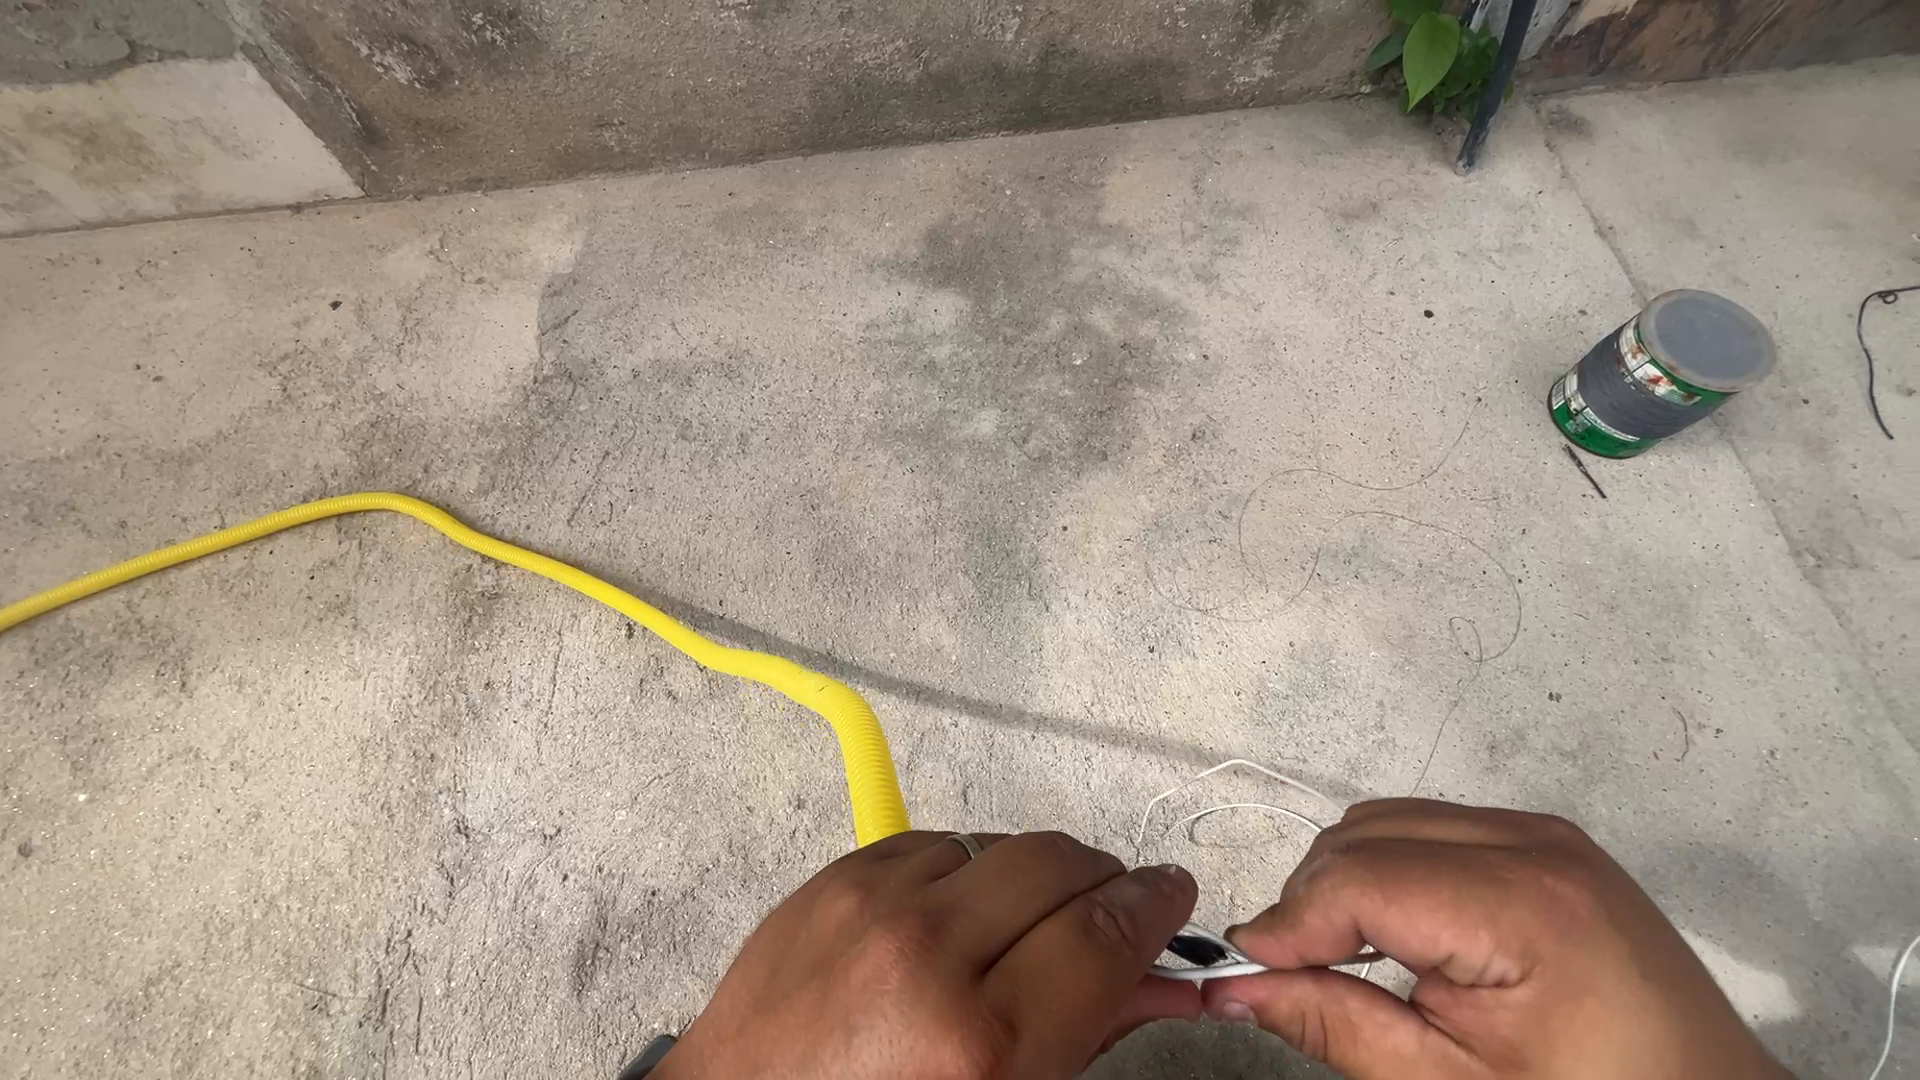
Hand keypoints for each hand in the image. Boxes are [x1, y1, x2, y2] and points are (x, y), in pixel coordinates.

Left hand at [655, 831, 1199, 1079]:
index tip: (1172, 893)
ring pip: (998, 845)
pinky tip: (954, 912)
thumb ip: (1088, 1034)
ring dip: (1027, 877)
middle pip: (1056, 863)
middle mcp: (926, 951)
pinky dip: (964, 870)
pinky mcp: (837, 873)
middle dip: (1099, 877)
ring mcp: (873, 900)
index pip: (1100, 934)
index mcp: (978, 1040)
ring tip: (1017, 924)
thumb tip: (1159, 978)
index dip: (1152, 907)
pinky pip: (936, 843)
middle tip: (1110, 904)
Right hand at [1202, 799, 1790, 1079]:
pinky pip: (1419, 826)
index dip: (1290, 923)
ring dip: (1341, 881)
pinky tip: (1397, 928)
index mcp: (1524, 904)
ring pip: (1380, 822)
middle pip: (1362, 839)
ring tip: (1344, 955)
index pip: (1359, 879)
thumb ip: (1335, 1027)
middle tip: (1297, 977)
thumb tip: (1230, 987)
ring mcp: (1538, 831)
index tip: (1245, 971)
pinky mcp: (1539, 839)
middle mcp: (1529, 840)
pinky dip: (1382, 868)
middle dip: (1310, 904)